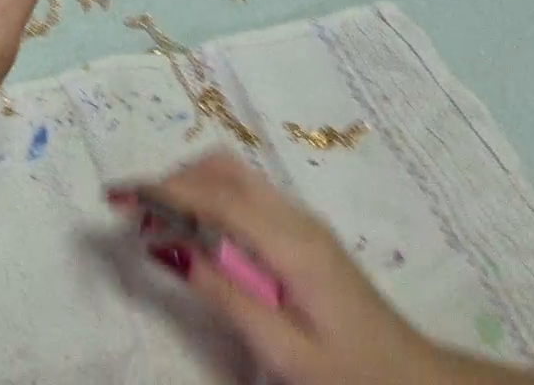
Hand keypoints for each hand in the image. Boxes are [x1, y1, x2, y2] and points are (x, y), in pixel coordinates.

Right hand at [122, 153, 441, 384]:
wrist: (418, 380)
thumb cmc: (352, 372)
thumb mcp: (285, 350)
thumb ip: (227, 296)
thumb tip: (171, 249)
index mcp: (289, 243)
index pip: (212, 197)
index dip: (160, 190)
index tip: (116, 195)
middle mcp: (293, 216)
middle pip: (219, 170)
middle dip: (169, 180)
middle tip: (134, 212)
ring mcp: (299, 218)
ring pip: (230, 174)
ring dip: (188, 185)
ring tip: (158, 221)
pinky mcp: (299, 228)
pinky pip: (242, 191)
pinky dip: (207, 195)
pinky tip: (195, 229)